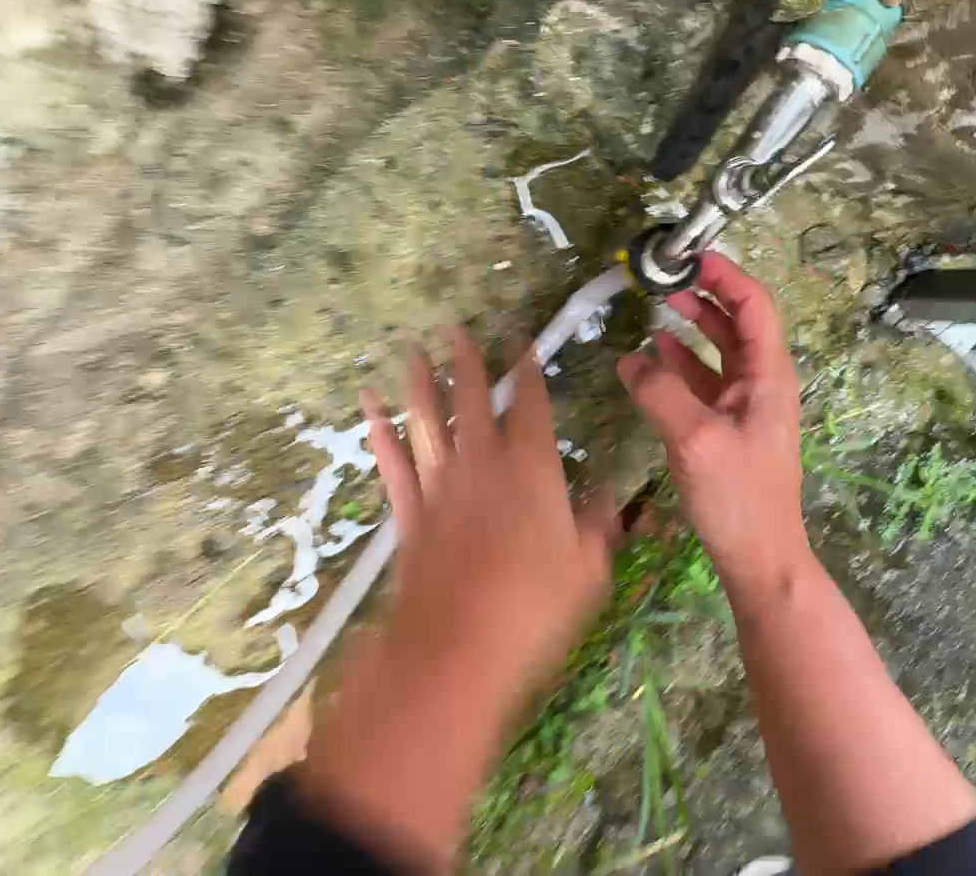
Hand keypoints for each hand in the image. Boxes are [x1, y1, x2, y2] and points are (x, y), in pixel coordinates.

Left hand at [297, 331, 616, 870]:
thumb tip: (607, 492)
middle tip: (455, 326)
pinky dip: (377, 431)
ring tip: (410, 347)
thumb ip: (599, 523)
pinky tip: (368, 406)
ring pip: (426, 419)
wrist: (458, 649)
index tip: (520, 338)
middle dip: (467, 359)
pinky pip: (391, 461)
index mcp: (532, 469)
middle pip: (473, 398)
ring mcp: (440, 485)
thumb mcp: (589, 569)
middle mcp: (483, 463)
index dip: (527, 368)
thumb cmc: (535, 609)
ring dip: (418, 381)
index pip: (532, 404)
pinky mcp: (409, 512)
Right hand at [616, 253, 807, 582]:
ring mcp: (744, 403)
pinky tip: (654, 351)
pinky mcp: (725, 424)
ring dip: (692, 322)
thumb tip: (631, 358)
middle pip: (737, 321)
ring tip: (659, 301)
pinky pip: (703, 379)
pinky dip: (680, 360)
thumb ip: (661, 392)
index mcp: (767, 375)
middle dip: (705, 292)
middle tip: (666, 274)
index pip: (753, 305)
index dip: (725, 275)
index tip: (688, 256)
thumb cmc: (737, 496)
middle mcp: (760, 381)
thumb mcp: (695, 438)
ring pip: (719, 348)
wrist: (759, 554)